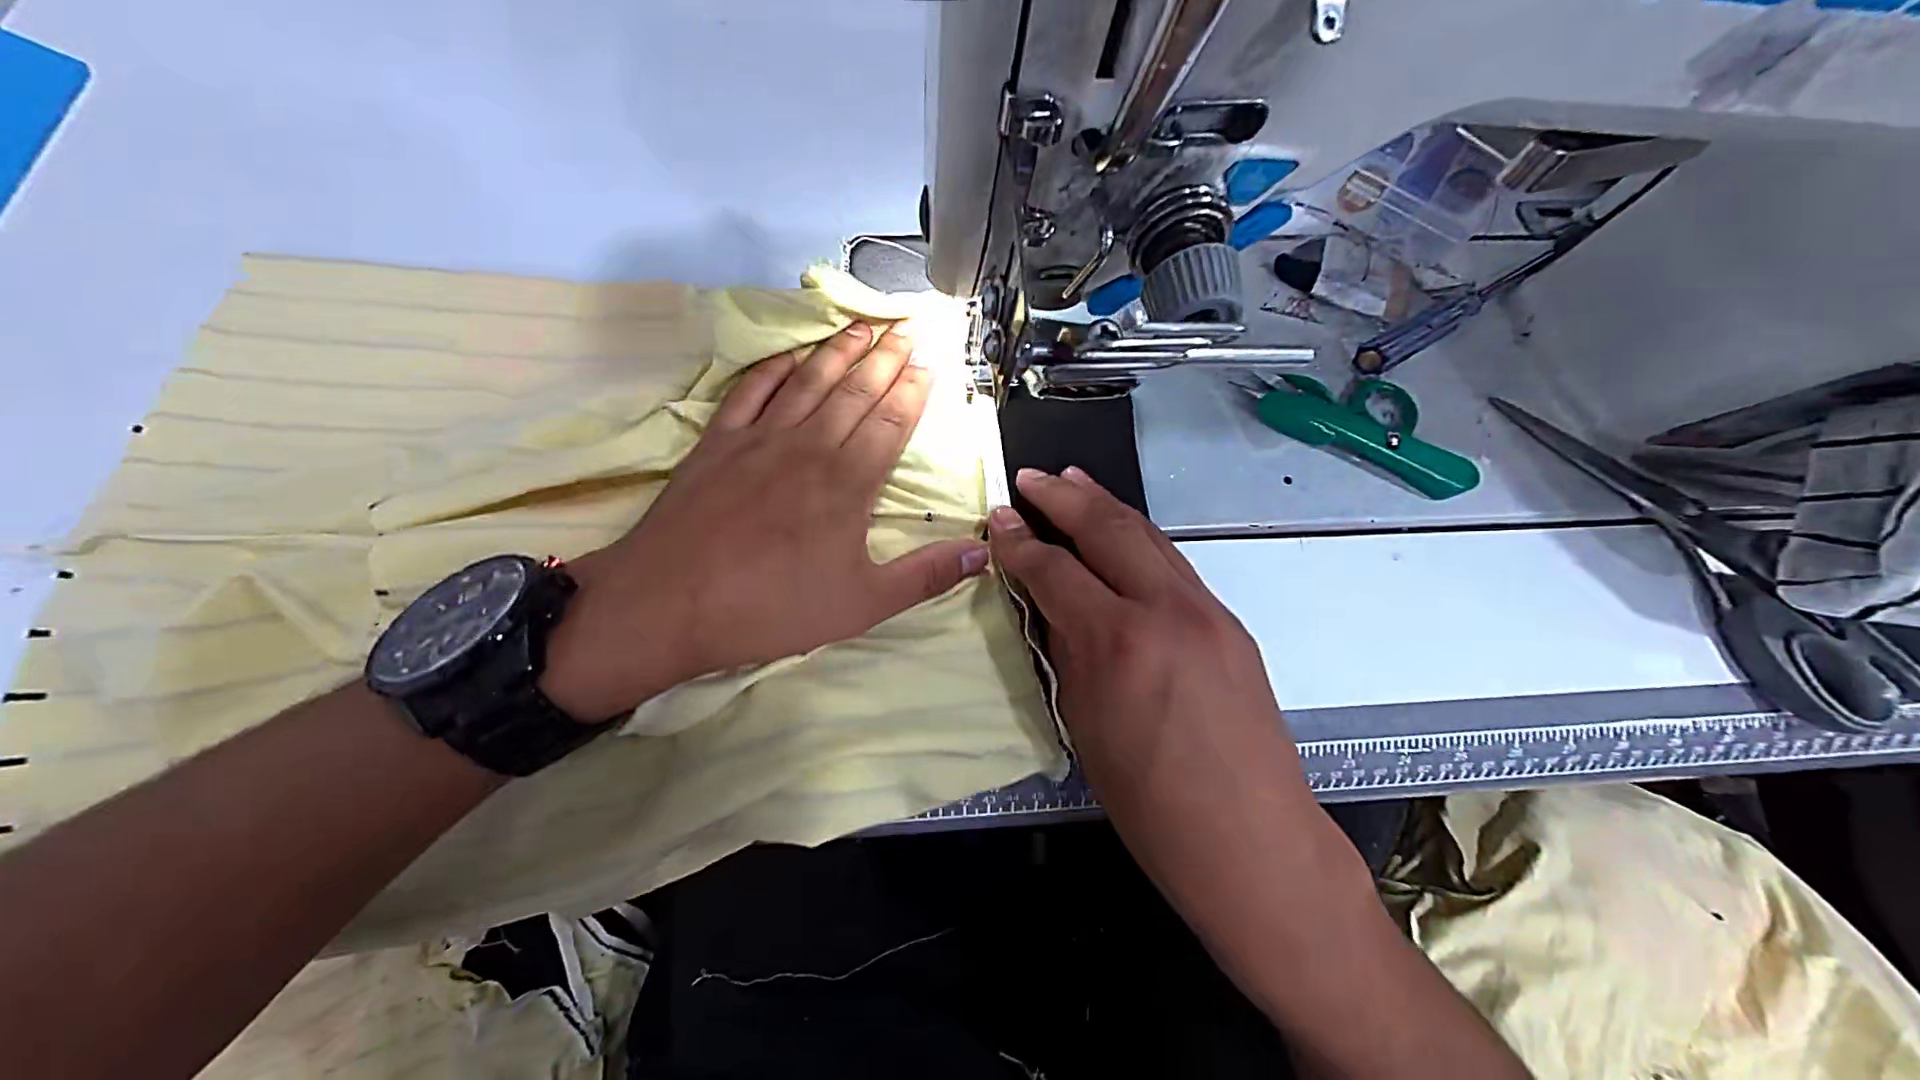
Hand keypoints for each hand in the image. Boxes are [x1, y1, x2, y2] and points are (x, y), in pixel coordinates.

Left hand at [540, 322, 989, 719]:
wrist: (669, 603)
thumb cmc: (771, 607)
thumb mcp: (862, 604)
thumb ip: (924, 577)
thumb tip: (981, 555)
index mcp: (848, 483)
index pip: (892, 421)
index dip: (914, 389)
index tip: (930, 361)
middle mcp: (809, 447)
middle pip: (856, 390)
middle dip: (887, 356)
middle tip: (908, 326)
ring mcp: (759, 439)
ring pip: (809, 381)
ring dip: (840, 350)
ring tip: (864, 325)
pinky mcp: (718, 442)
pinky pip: (751, 390)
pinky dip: (774, 368)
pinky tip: (790, 355)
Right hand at [986, 468, 1339, 911]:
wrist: (1252, 841)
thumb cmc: (1151, 804)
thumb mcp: (1085, 725)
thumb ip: (1068, 652)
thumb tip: (1053, 606)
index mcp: (1118, 643)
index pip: (1056, 571)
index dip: (1020, 544)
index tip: (999, 520)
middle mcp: (1167, 611)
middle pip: (1109, 530)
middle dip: (1065, 497)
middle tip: (1033, 477)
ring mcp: (1207, 612)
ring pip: (1150, 537)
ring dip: (1107, 506)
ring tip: (1075, 482)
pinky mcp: (1229, 624)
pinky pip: (1174, 565)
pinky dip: (1140, 539)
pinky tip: (1122, 536)